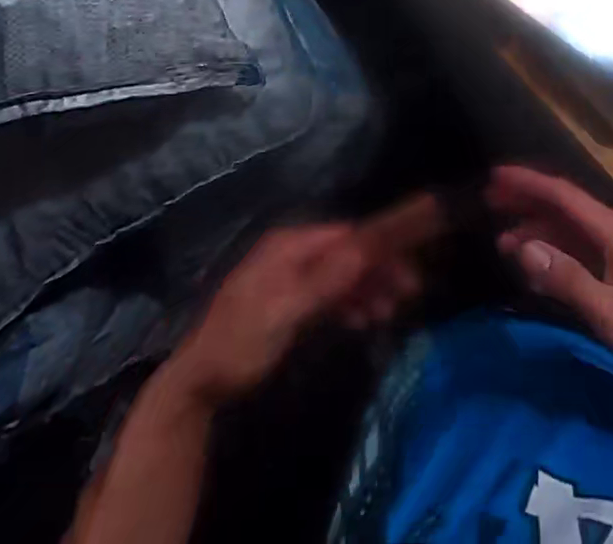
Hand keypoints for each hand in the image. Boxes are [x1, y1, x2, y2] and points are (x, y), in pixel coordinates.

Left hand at [163, 224, 418, 406]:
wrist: (202, 377)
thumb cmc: (244, 340)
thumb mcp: (287, 311)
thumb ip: (327, 279)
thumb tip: (368, 247)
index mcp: (288, 246)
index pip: (345, 235)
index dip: (380, 249)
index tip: (410, 270)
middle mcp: (290, 252)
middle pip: (344, 252)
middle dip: (376, 270)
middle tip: (408, 294)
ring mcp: (287, 276)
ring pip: (338, 273)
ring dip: (365, 288)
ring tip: (388, 313)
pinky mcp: (286, 300)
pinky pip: (326, 292)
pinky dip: (347, 302)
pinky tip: (361, 319)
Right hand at [486, 166, 612, 401]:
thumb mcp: (612, 315)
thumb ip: (567, 279)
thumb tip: (523, 247)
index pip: (563, 195)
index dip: (527, 182)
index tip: (494, 176)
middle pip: (562, 206)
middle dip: (525, 200)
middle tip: (489, 202)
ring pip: (567, 229)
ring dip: (534, 230)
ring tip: (502, 241)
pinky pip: (576, 250)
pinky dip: (550, 251)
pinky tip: (533, 268)